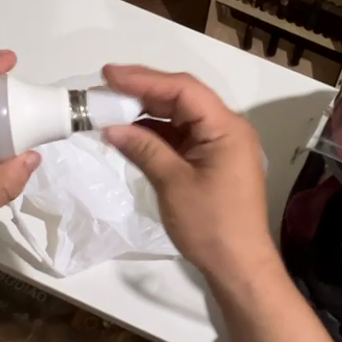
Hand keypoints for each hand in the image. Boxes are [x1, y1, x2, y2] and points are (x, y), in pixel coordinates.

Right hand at [100, 65, 276, 283]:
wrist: (238, 266)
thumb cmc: (210, 225)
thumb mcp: (173, 184)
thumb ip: (144, 148)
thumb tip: (110, 127)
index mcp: (226, 128)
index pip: (183, 89)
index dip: (144, 79)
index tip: (108, 75)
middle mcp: (227, 129)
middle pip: (182, 98)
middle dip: (142, 92)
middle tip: (103, 87)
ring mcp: (220, 146)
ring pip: (180, 117)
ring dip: (146, 113)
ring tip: (109, 108)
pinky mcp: (212, 162)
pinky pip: (181, 137)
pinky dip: (156, 134)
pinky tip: (128, 133)